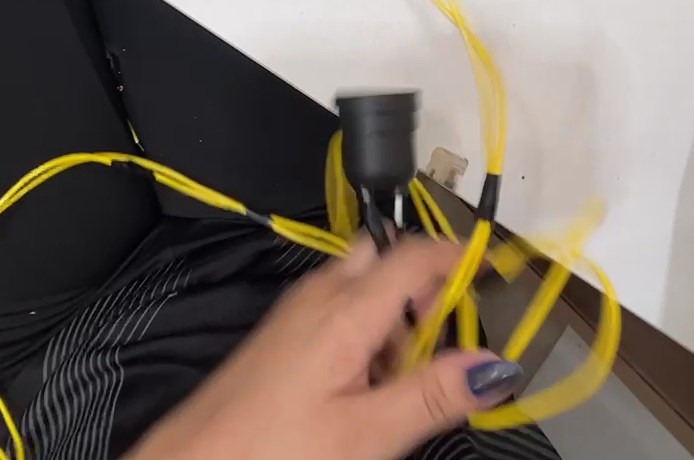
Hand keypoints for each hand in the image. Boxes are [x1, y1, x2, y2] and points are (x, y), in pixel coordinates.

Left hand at [123, 238, 523, 459]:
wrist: (198, 457)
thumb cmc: (277, 446)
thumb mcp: (368, 434)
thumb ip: (432, 395)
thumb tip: (495, 366)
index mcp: (346, 309)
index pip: (412, 256)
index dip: (456, 253)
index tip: (491, 266)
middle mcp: (321, 292)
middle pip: (384, 257)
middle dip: (422, 286)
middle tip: (442, 343)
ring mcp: (300, 305)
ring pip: (362, 280)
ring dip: (394, 311)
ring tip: (401, 379)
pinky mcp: (287, 325)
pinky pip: (339, 302)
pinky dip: (367, 325)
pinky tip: (365, 381)